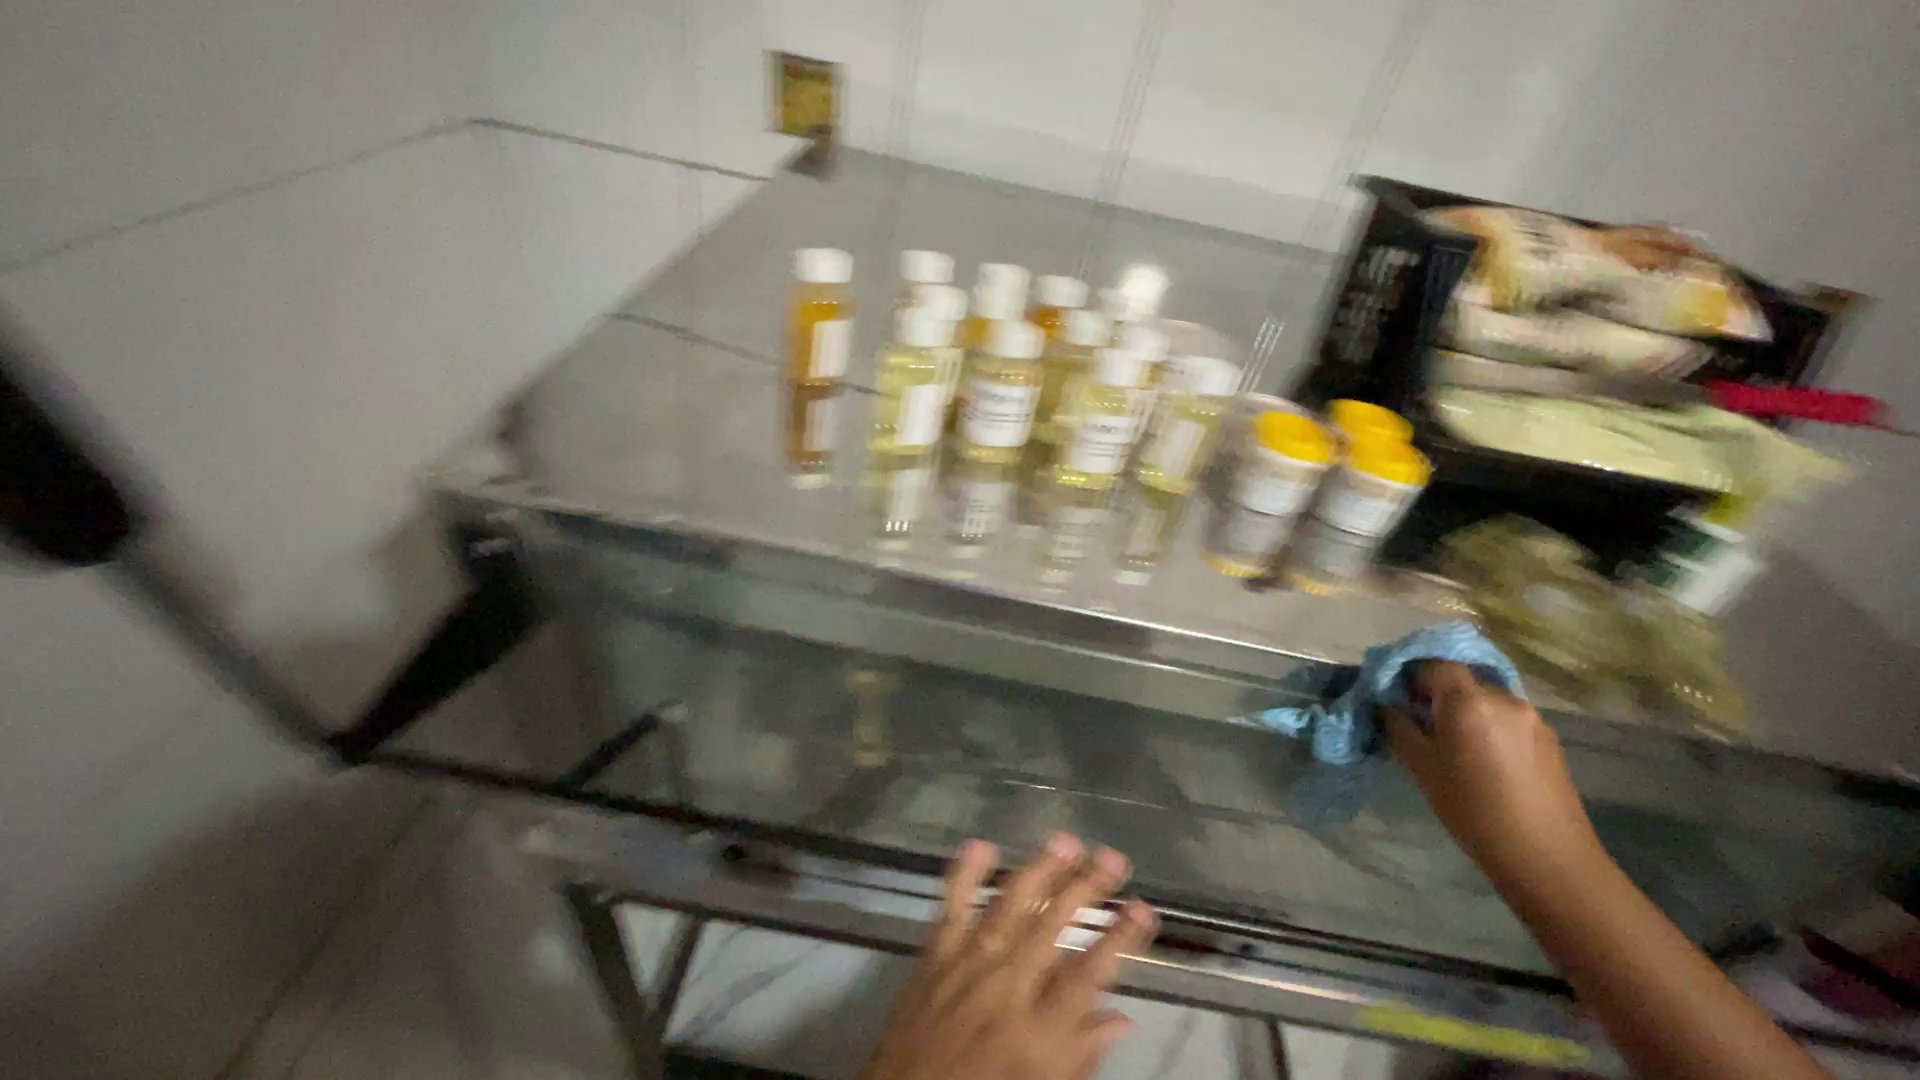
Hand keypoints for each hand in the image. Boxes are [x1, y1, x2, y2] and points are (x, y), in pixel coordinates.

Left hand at [861, 834, 1157, 1079]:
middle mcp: (1006, 989)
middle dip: (1086, 887)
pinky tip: (981, 845)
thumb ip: (1082, 1054)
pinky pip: (951, 907)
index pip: (1089, 974)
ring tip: (1066, 840)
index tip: (1144, 908)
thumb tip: (1121, 1018)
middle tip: (1113, 858)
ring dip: (1039, 870)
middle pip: (1052, 927)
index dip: (1119, 938)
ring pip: (1009, 906)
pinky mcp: (933, 956)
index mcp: (1038, 1032)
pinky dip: (965, 874)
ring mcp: (967, 966)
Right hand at [1384, 662, 1603, 882]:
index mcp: (1468, 701)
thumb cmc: (1473, 811)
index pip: (1433, 663)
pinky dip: (1487, 725)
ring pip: (1484, 698)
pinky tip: (1482, 759)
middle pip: (1461, 678)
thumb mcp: (1422, 769)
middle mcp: (1503, 697)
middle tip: (1418, 723)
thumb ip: (1400, 727)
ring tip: (1450, 745)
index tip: (1394, 698)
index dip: (1410, 674)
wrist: (1547, 856)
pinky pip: (1506, 717)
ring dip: (1463, 710)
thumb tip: (1388, 705)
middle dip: (1436, 693)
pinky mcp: (1548, 737)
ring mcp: (1531, 716)